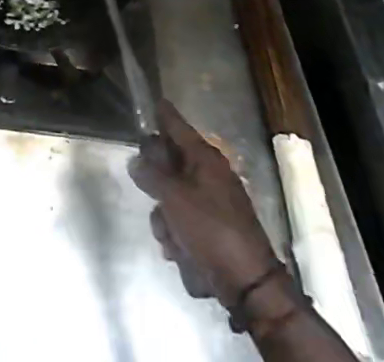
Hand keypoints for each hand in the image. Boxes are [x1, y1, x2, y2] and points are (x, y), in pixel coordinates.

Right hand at [129, 100, 280, 310]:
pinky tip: (178, 250)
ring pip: (170, 197)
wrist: (246, 282)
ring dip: (164, 217)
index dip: (165, 114)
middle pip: (169, 163)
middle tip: (146, 187)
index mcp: (205, 159)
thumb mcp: (174, 198)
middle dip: (155, 181)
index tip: (155, 100)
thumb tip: (136, 160)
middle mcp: (209, 175)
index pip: (179, 127)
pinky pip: (180, 221)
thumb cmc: (211, 229)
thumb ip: (151, 175)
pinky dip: (175, 234)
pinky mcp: (210, 228)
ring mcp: (210, 203)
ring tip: (170, 236)